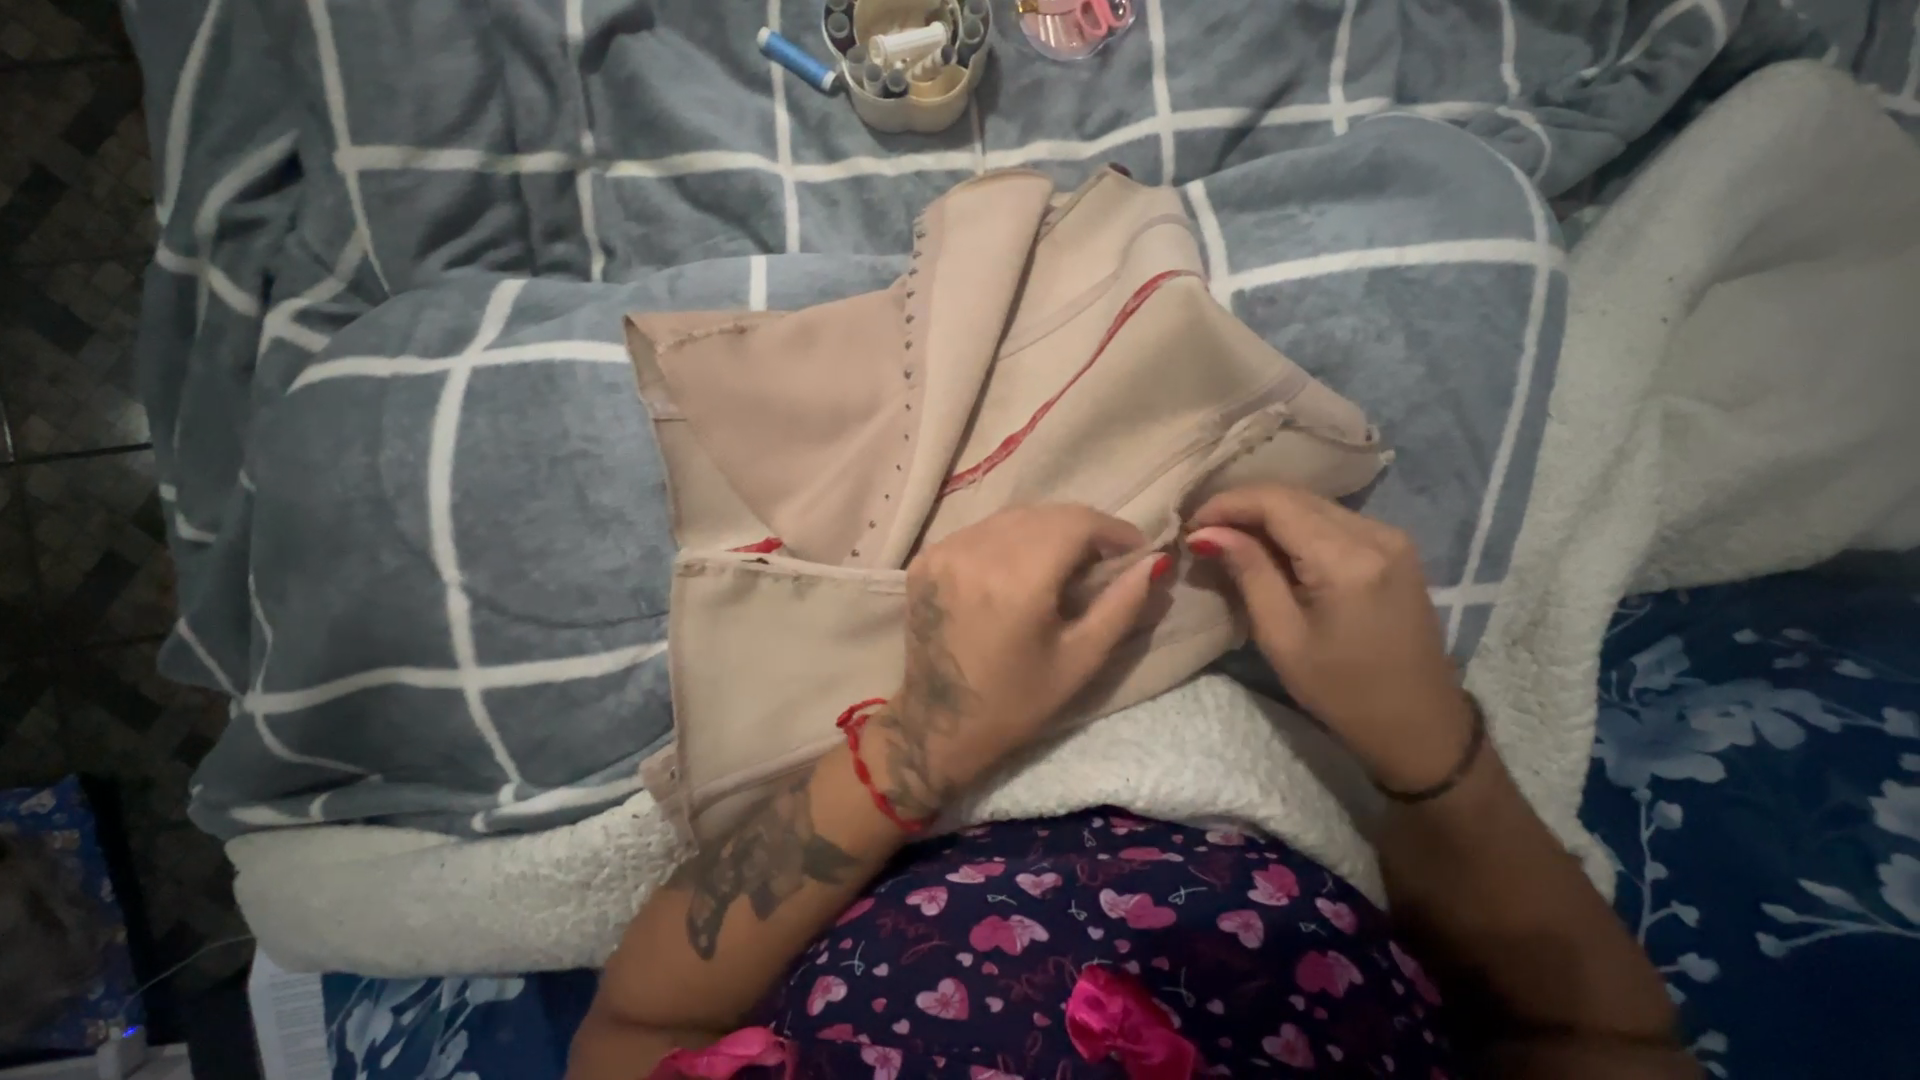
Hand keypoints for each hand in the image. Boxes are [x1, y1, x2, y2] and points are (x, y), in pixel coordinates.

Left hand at [862, 504, 1170, 820]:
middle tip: (1104, 562)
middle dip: (1083, 530)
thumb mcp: (1079, 660)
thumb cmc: (1015, 703)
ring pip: (1012, 517)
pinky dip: (1009, 540)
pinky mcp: (924, 558)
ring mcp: (944, 551)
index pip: (1077, 522)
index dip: (1114, 530)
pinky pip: (981, 531)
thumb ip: (1121, 605)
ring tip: (1064, 565)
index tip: (1136, 550)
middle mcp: (976, 552)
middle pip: (1045, 514)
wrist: (936, 725)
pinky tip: (1020, 570)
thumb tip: (1157, 561)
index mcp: (1016, 580)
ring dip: (1046, 531)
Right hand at [1185, 485, 1475, 792]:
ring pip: (1312, 503)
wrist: (1419, 722)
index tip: (1190, 526)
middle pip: (1294, 496)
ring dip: (1266, 514)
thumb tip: (1207, 532)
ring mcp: (1391, 536)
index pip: (1276, 502)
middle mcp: (1375, 533)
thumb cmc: (1342, 691)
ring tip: (1228, 540)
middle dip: (1242, 507)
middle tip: (1202, 533)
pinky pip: (1333, 518)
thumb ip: (1248, 573)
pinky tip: (1269, 547)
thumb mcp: (1282, 637)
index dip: (1227, 504)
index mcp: (1347, 560)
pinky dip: (1294, 525)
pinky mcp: (1395, 546)